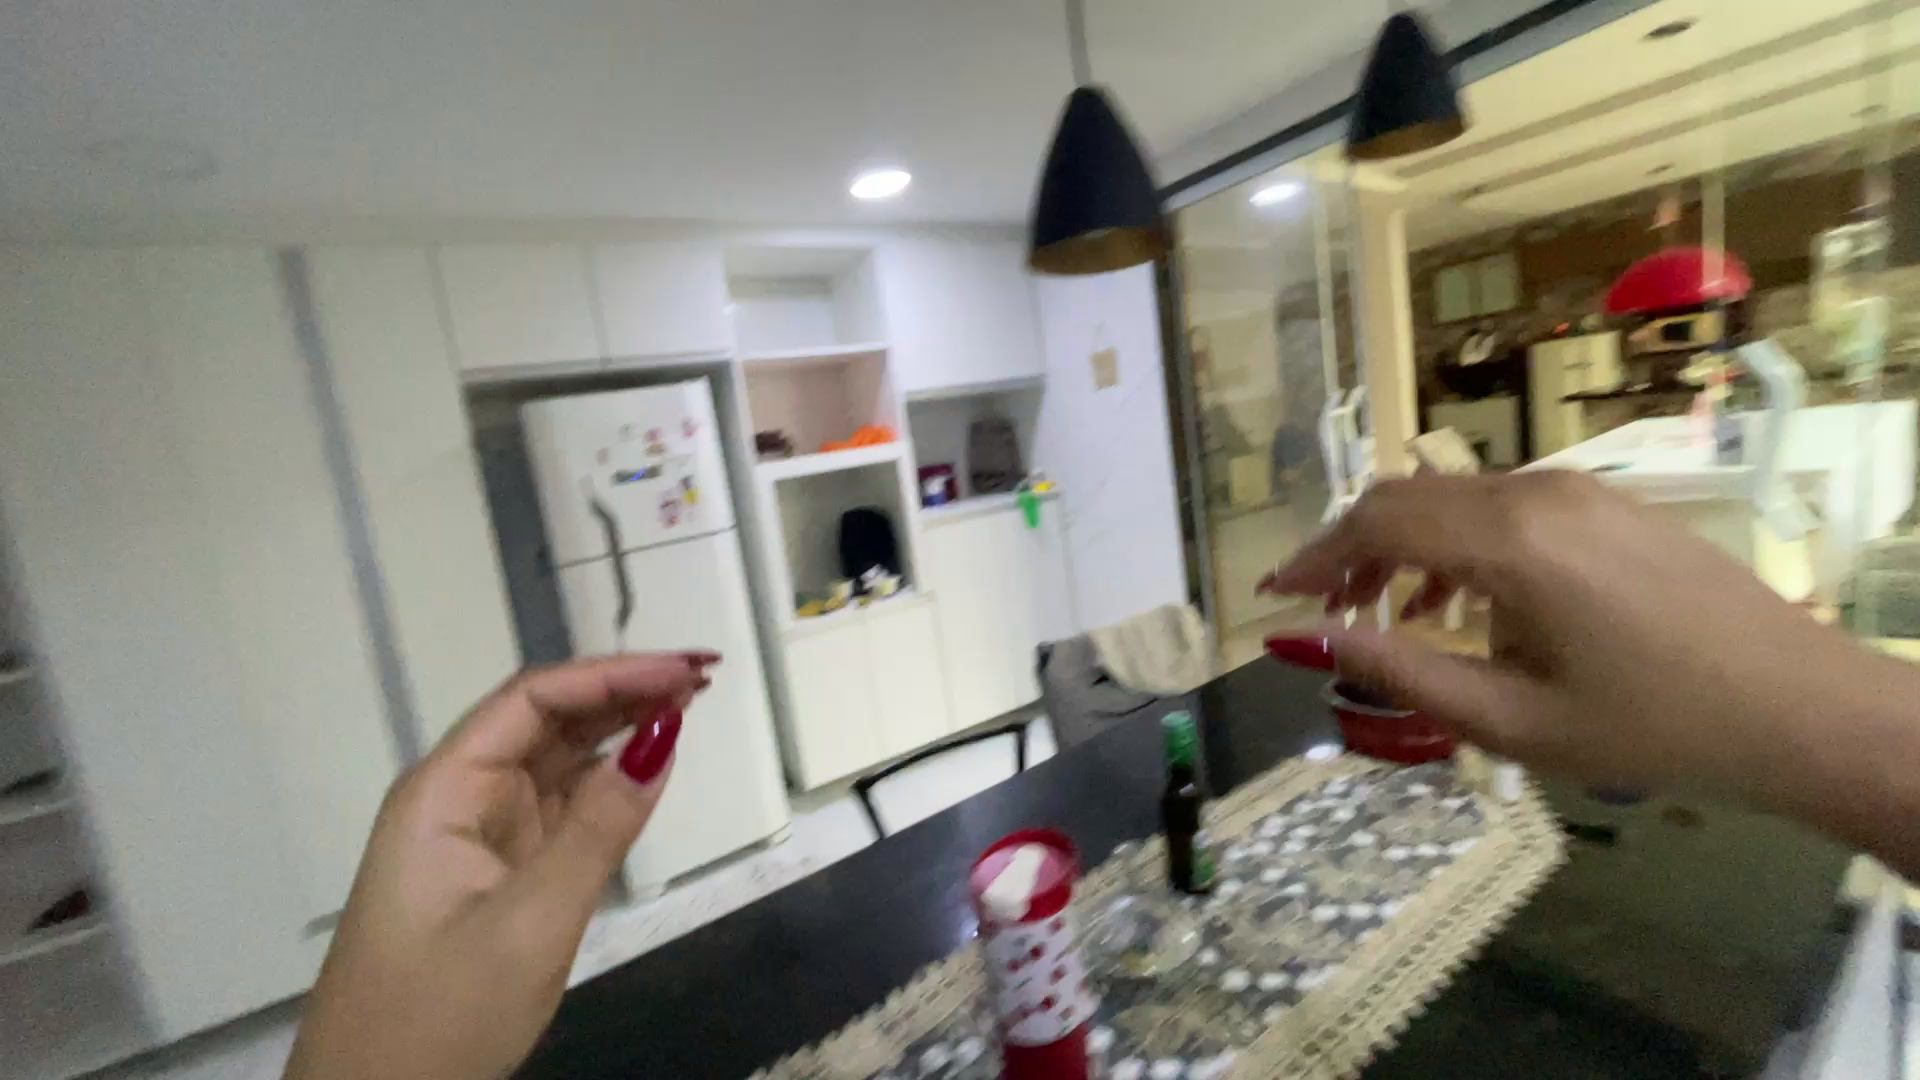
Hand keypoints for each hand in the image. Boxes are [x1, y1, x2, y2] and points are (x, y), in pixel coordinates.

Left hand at [285, 651, 716, 1079]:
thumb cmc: (437, 1021)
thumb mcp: (530, 922)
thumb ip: (600, 825)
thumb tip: (666, 735)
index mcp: (446, 791)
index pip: (534, 700)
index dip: (611, 675)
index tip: (681, 672)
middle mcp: (464, 794)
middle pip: (550, 715)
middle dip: (625, 686)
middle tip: (702, 674)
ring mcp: (488, 827)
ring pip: (563, 750)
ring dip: (626, 720)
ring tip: (690, 698)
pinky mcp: (511, 860)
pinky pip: (570, 795)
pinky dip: (616, 769)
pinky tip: (652, 755)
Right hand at [1261, 472, 1905, 808]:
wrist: (1818, 715)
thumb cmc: (1653, 729)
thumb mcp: (1505, 720)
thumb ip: (1393, 670)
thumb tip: (1298, 640)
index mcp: (1512, 543)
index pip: (1376, 525)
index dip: (1314, 558)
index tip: (1274, 595)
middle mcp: (1536, 493)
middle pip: (1400, 499)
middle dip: (1344, 549)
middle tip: (1321, 608)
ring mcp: (1573, 489)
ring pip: (1442, 497)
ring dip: (1393, 544)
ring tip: (1378, 608)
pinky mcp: (1598, 500)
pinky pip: (1490, 504)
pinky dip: (1444, 541)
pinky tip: (1449, 595)